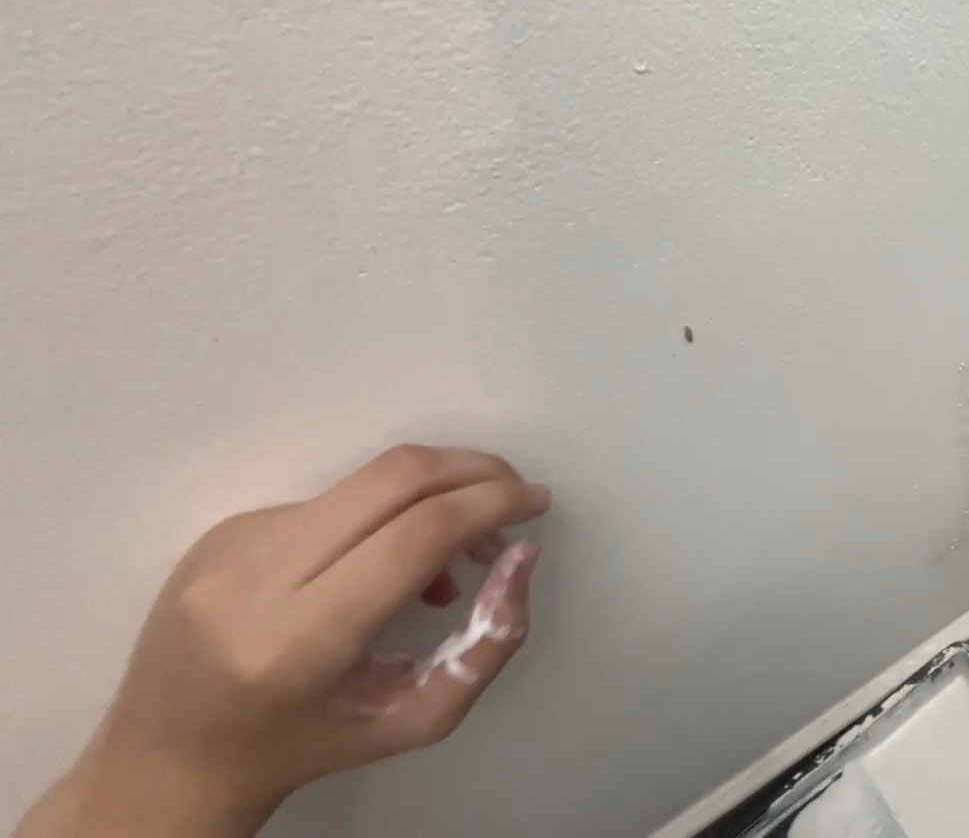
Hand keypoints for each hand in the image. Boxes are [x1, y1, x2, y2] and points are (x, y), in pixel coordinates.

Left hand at [17, 446, 550, 837]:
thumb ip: (493, 639)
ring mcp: (231, 547)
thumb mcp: (421, 717)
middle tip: (518, 494)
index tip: (537, 502)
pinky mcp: (226, 529)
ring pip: (371, 479)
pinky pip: (340, 497)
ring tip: (463, 543)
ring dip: (441, 489)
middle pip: (397, 478)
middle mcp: (252, 582)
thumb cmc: (310, 746)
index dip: (493, 502)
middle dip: (479, 470)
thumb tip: (523, 553)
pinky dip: (393, 511)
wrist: (164, 766)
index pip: (419, 533)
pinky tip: (396, 557)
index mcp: (297, 642)